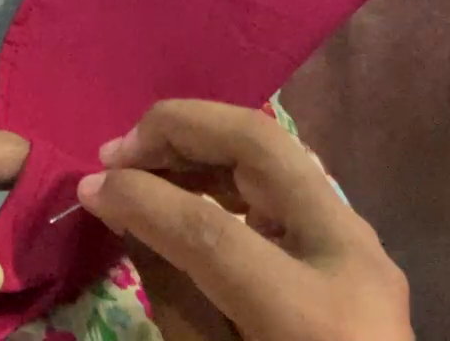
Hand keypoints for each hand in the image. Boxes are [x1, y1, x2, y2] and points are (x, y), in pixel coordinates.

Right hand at [76, 100, 410, 340]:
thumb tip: (121, 205)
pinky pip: (279, 173)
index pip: (210, 229)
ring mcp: (360, 241)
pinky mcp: (351, 237)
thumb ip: (165, 283)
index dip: (139, 198)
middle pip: (256, 144)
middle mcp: (351, 258)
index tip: (89, 188)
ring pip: (271, 145)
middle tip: (118, 151)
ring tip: (141, 162)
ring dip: (197, 140)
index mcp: (313, 318)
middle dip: (177, 130)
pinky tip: (185, 183)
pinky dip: (223, 163)